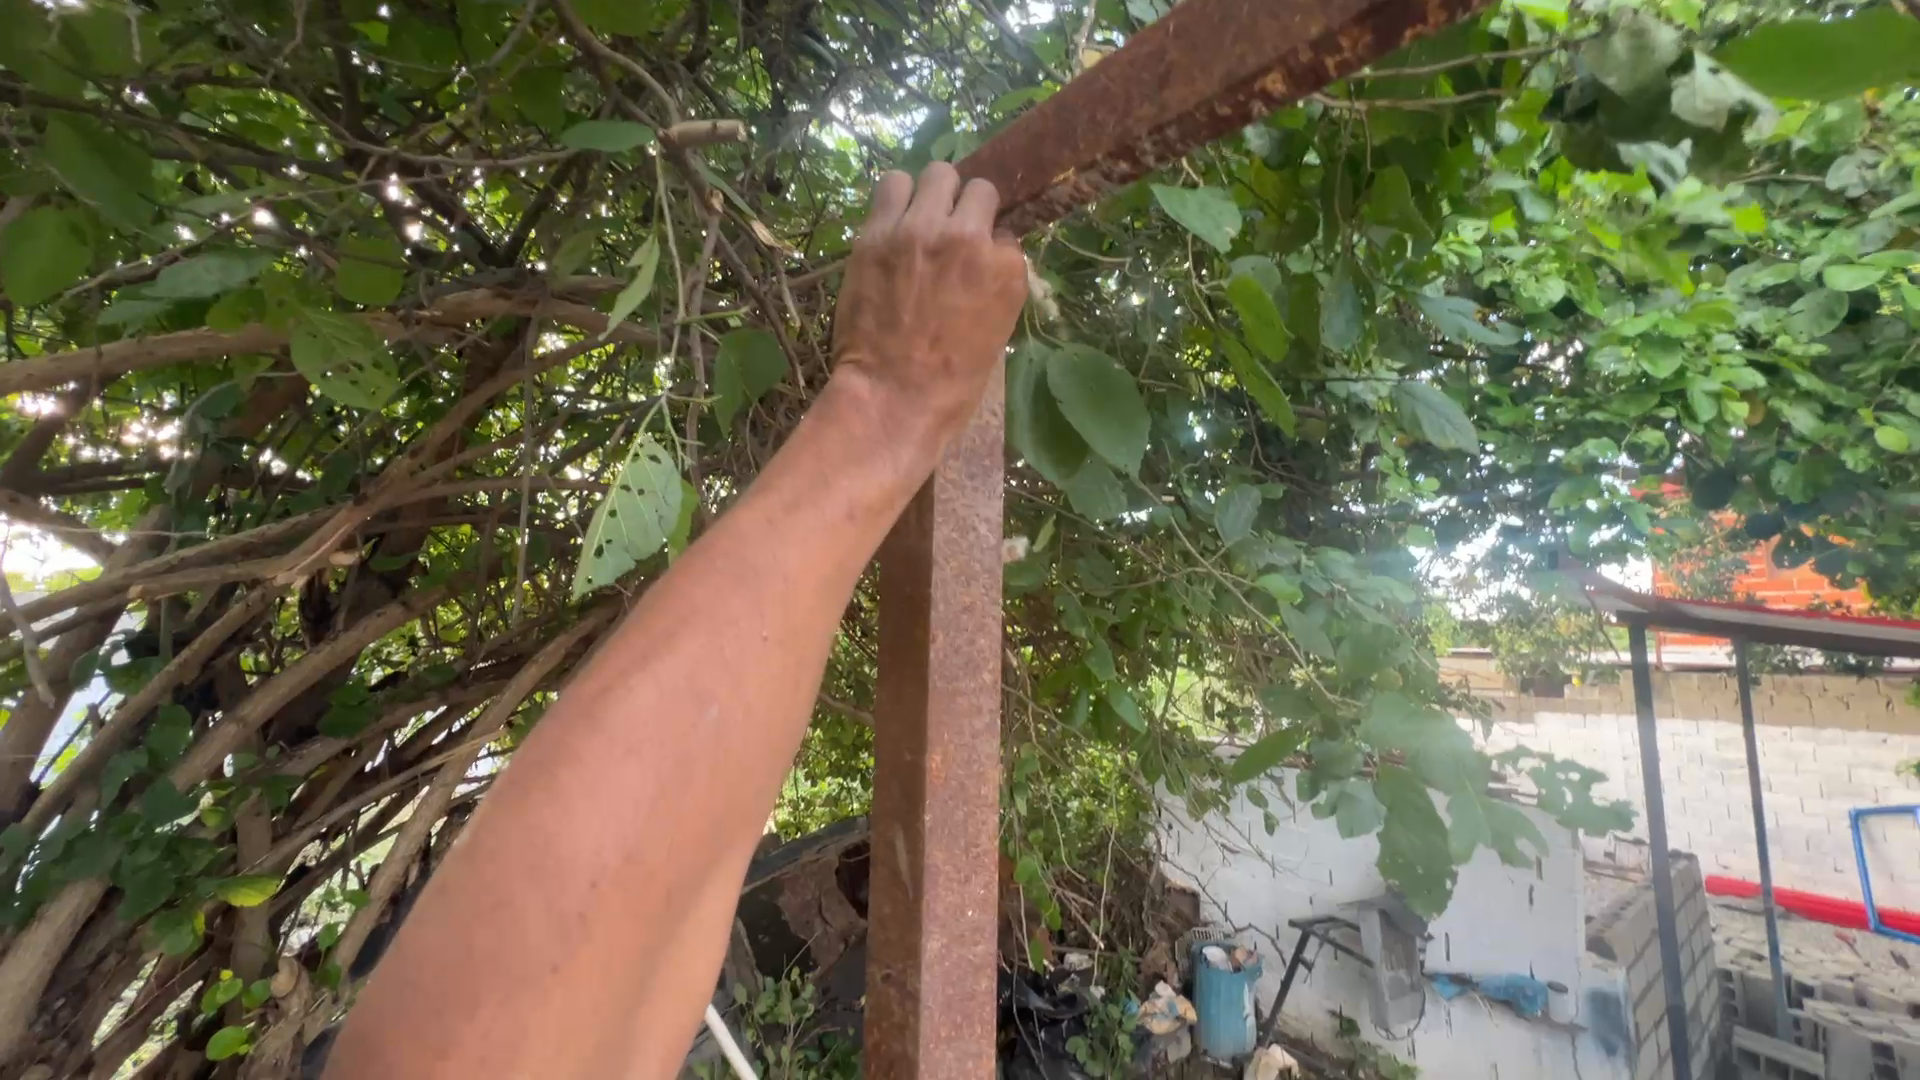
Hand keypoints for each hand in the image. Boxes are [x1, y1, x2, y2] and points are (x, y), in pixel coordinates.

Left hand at [830, 162, 1029, 455]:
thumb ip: (993, 287)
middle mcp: (969, 239)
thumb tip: (983, 263)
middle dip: (967, 210)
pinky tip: (892, 223)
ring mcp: (921, 230)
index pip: (1005, 235)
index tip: (972, 267)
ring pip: (937, 175)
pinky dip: (897, 199)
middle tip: (949, 235)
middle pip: (978, 190)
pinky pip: (892, 185)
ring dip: (932, 195)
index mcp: (1007, 271)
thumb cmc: (950, 386)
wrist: (892, 398)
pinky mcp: (879, 233)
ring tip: (919, 221)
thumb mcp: (995, 335)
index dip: (987, 249)